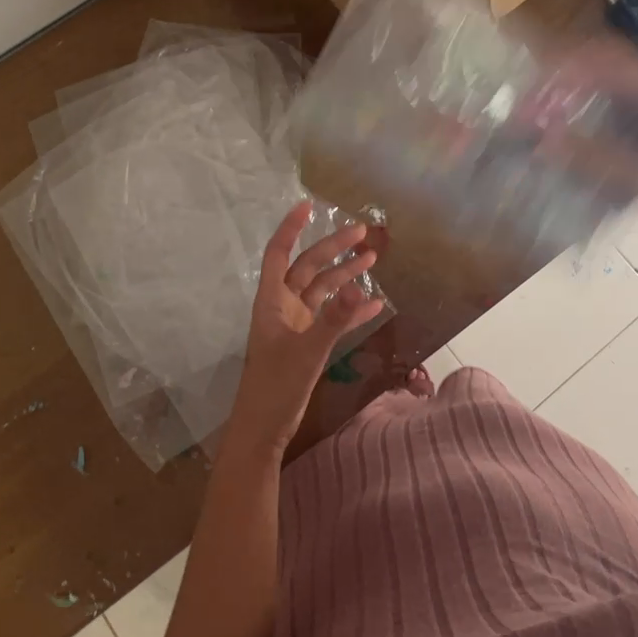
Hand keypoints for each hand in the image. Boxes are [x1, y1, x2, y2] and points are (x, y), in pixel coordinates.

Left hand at [226, 202, 383, 456]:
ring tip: (373, 259)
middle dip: (333, 248)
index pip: (279, 254)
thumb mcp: (307, 352)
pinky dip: (350, 310)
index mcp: (272, 302)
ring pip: (322, 291)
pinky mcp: (307, 344)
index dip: (291, 228)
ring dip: (344, 275)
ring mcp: (295, 325)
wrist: (262, 430)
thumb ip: (334, 320)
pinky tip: (374, 303)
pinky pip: (332, 318)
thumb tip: (359, 288)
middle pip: (308, 268)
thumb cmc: (275, 388)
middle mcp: (283, 307)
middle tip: (362, 232)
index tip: (309, 206)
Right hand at [542, 39, 637, 239]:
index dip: (569, 67)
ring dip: (574, 85)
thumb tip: (542, 142)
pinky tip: (566, 114)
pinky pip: (617, 89)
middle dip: (566, 75)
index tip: (535, 84)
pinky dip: (588, 97)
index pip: (612, 61)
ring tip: (541, 104)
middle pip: (607, 60)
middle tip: (531, 98)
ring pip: (609, 72)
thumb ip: (595, 158)